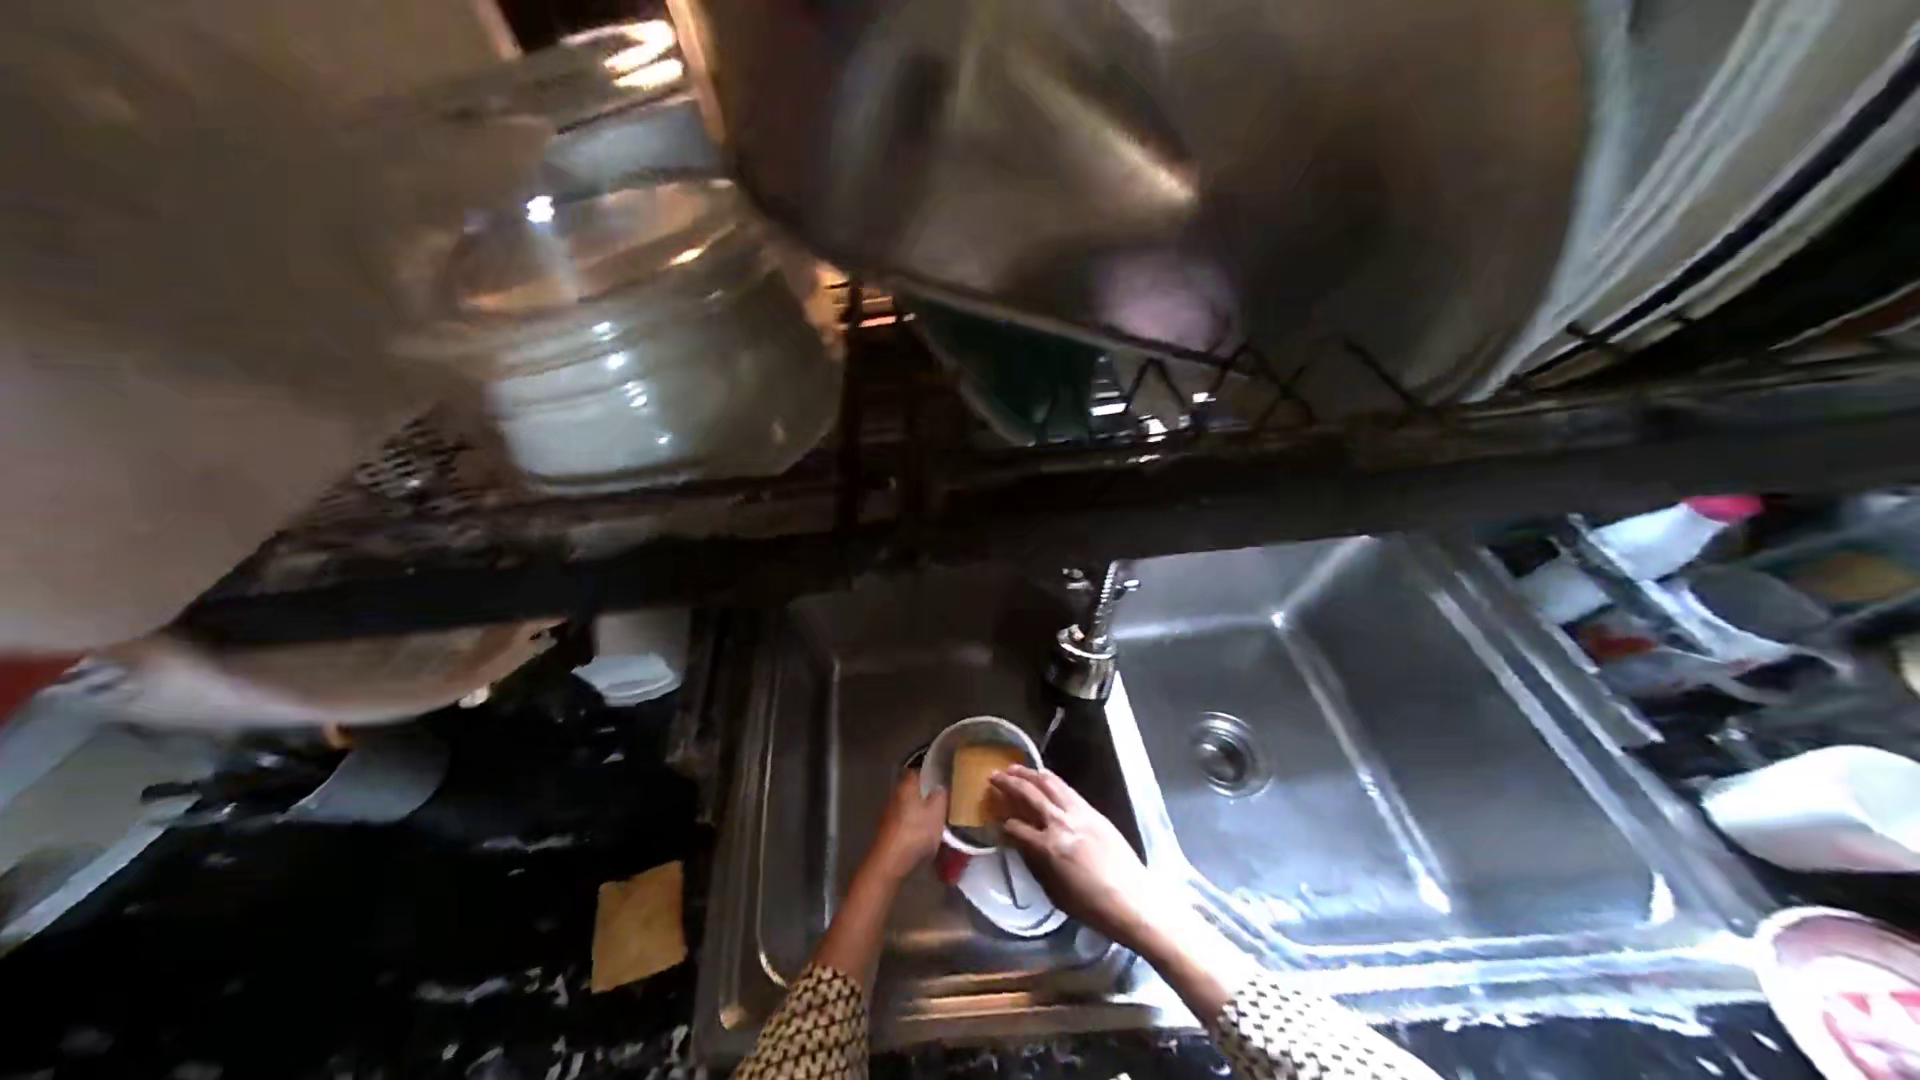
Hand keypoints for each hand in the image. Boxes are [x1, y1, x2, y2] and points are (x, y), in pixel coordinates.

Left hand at [867, 768, 948, 880]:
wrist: (889, 865)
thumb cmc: (915, 833)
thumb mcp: (937, 812)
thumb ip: (941, 796)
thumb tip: (940, 785)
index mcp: (906, 786)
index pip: (917, 770)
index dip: (930, 772)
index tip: (944, 776)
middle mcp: (895, 796)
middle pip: (914, 789)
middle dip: (928, 793)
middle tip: (946, 798)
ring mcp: (890, 814)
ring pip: (911, 806)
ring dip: (923, 810)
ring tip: (940, 818)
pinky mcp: (889, 831)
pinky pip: (907, 821)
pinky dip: (917, 824)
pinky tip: (927, 834)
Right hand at [990, 765, 1180, 950]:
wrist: (1134, 900)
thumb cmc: (1092, 906)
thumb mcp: (1055, 892)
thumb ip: (1036, 863)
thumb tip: (1023, 845)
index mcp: (1049, 847)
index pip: (1016, 827)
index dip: (1003, 824)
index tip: (995, 820)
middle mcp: (1062, 823)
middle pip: (1029, 795)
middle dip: (1008, 784)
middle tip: (993, 777)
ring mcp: (1079, 813)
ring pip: (1049, 783)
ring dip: (1029, 774)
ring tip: (1013, 768)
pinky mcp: (1093, 811)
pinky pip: (1066, 789)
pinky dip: (1050, 779)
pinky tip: (1042, 776)